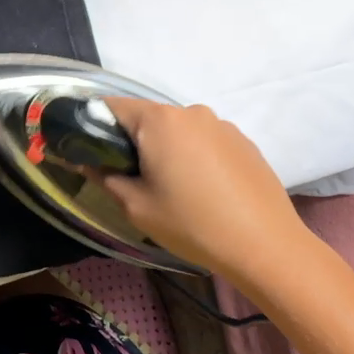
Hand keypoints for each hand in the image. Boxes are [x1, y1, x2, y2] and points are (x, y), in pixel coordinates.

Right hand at [97, 99, 314, 283]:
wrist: (267, 247)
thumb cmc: (192, 224)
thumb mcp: (135, 206)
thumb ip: (104, 177)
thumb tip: (85, 162)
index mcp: (159, 121)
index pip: (112, 105)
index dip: (94, 124)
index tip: (91, 151)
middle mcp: (190, 112)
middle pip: (147, 117)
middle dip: (134, 141)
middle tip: (132, 177)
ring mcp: (221, 125)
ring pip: (178, 130)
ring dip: (166, 149)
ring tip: (172, 187)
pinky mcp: (244, 142)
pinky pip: (204, 141)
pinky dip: (194, 156)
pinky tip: (203, 190)